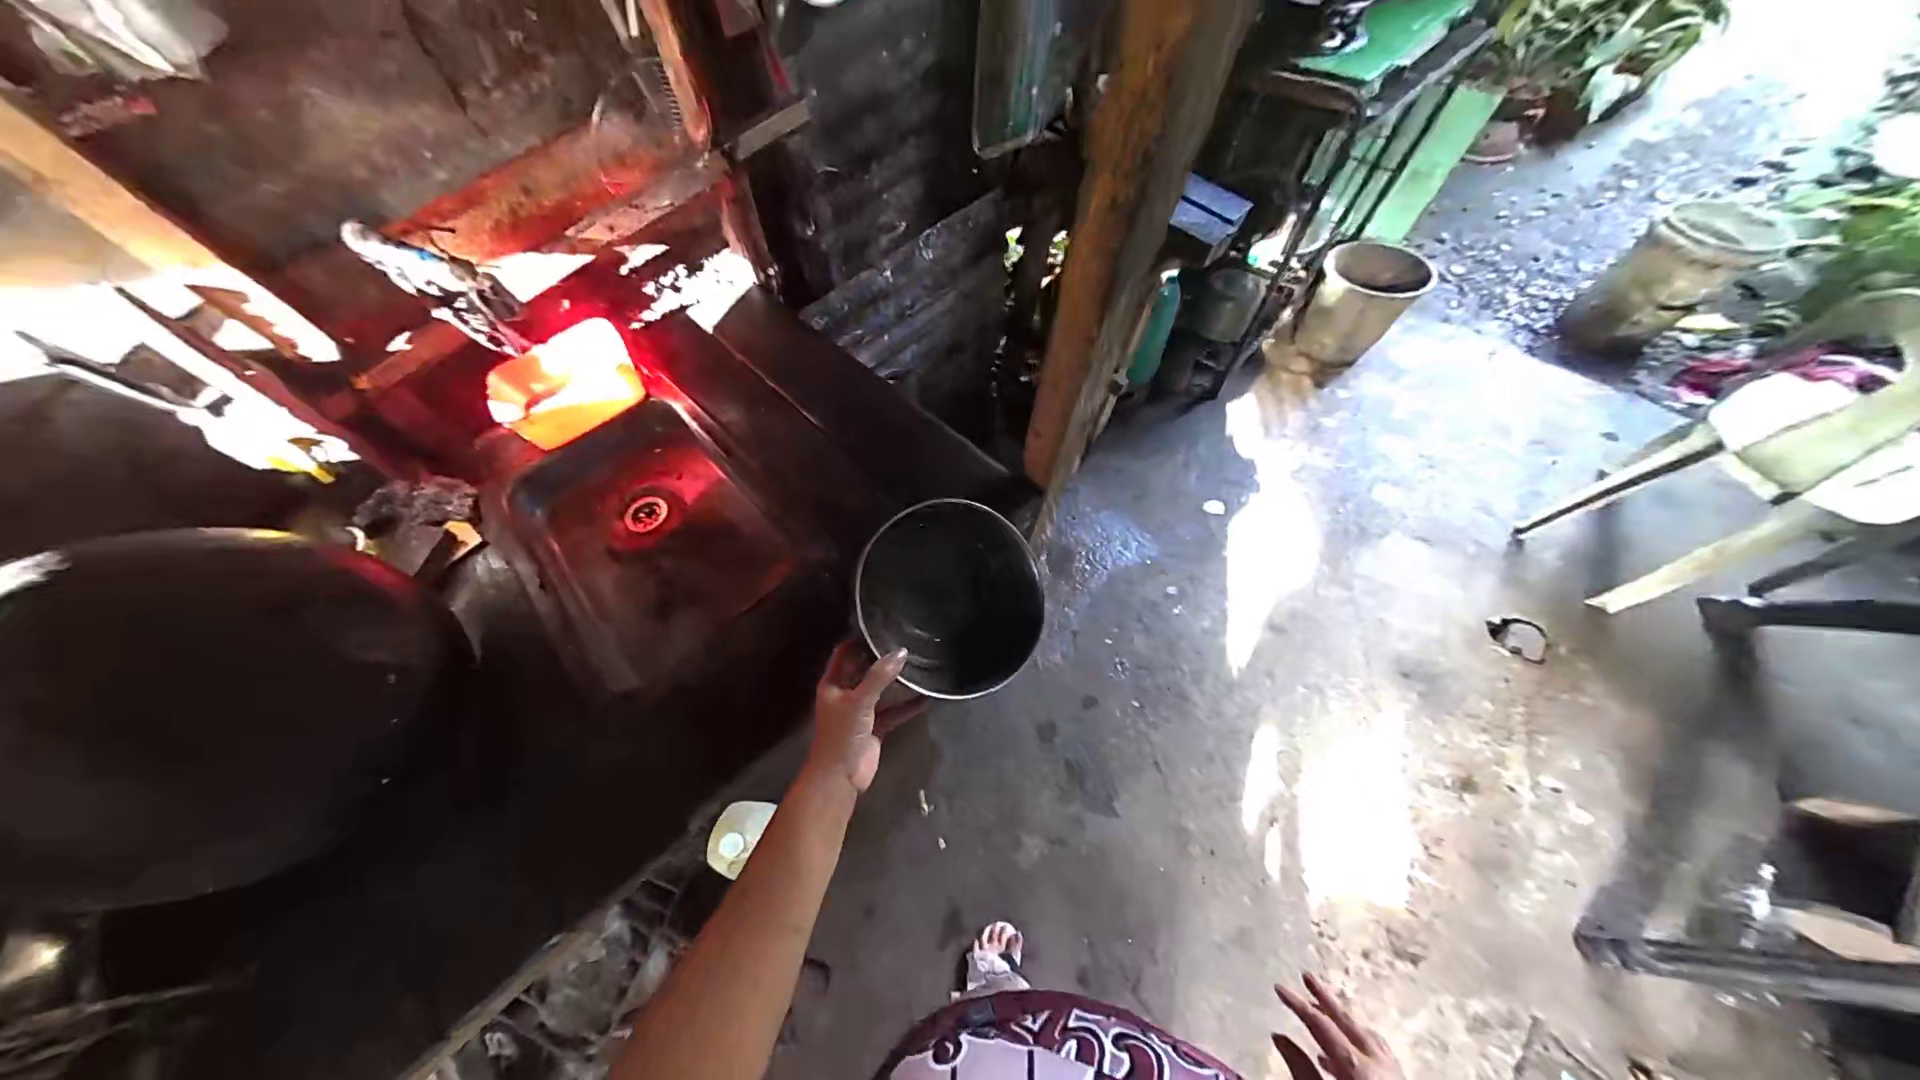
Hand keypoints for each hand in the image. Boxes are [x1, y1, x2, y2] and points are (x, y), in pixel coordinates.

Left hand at [806, 642, 920, 792]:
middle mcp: (846, 694)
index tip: (881, 626)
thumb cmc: (842, 734)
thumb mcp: (860, 700)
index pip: (845, 653)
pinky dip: (907, 706)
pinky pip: (894, 712)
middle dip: (882, 658)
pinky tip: (926, 698)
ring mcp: (861, 711)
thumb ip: (879, 676)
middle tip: (906, 641)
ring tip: (919, 664)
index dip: (859, 639)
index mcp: (833, 683)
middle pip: (865, 669)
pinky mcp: (875, 727)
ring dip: (897, 681)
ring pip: (881, 690)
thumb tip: (901, 651)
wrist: (840, 777)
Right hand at [1273, 974, 1403, 1079]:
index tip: (1278, 987)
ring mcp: (1395, 1076)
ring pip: (1367, 1037)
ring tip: (1322, 1008)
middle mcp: (1380, 1066)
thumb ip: (1302, 1070)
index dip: (1297, 1004)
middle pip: (1349, 1023)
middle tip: (1306, 975)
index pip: (1321, 1025)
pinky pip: (1378, 1055)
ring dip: (1343, 1021)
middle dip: (1326, 999)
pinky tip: (1341, 1053)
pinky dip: (1357, 1044)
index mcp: (1357, 1067)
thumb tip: (1279, 1036)